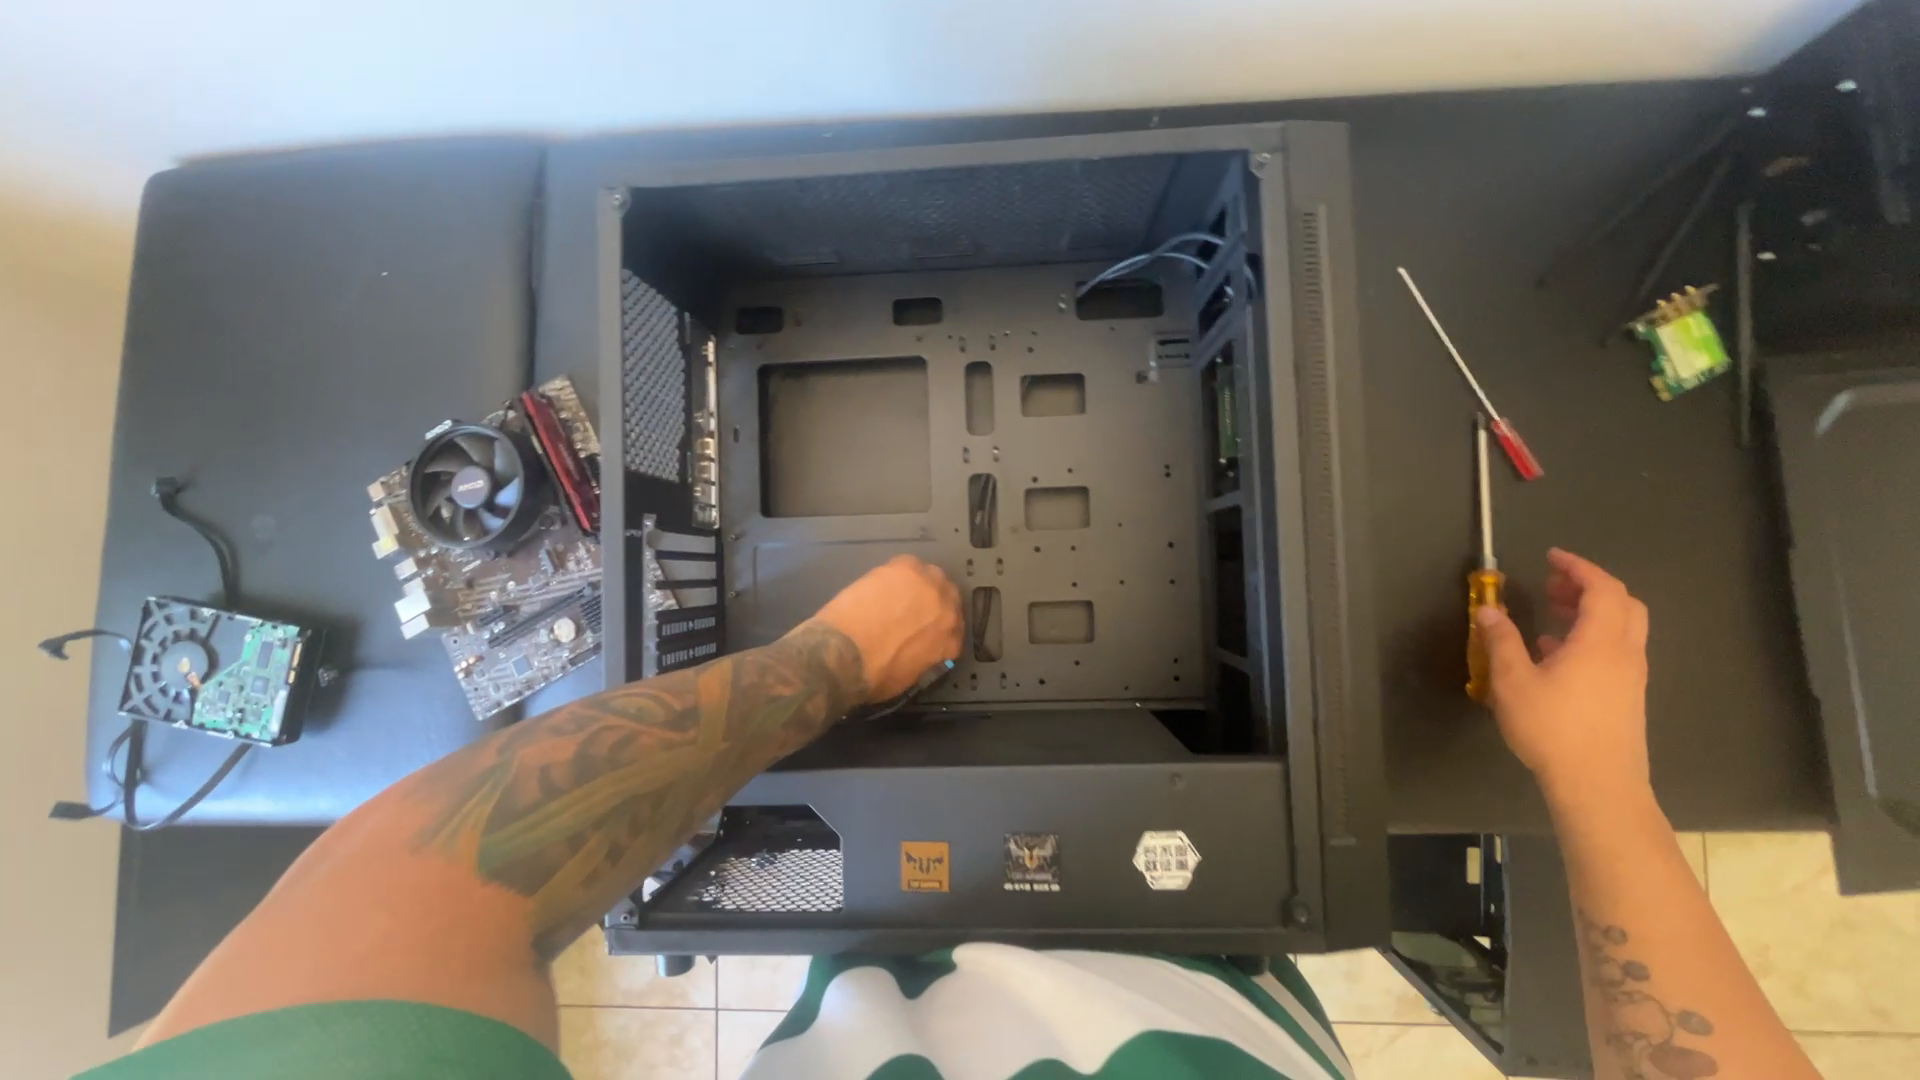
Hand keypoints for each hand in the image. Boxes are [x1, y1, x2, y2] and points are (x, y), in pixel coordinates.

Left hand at [803, 556, 962, 702]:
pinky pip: (909, 564)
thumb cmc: (874, 674)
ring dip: (920, 584)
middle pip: (949, 597)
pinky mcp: (905, 568)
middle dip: (934, 602)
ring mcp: (928, 586)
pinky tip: (884, 581)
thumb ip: (925, 658)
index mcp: (950, 642)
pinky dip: (899, 572)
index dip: (939, 628)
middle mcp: (947, 610)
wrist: (844, 653)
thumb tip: (921, 649)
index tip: (926, 628)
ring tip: (899, 592)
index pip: (955, 631)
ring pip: (933, 576)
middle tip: (913, 608)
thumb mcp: (909, 677)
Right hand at [1476, 548, 1651, 810]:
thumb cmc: (1552, 728)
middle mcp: (1624, 653)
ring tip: (1551, 613)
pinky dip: (1590, 636)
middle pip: (1623, 604)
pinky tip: (1556, 653)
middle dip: (1589, 586)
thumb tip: (1488, 610)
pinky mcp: (1627, 696)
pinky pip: (1615, 650)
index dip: (1578, 567)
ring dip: (1591, 611)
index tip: (1550, 557)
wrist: (1598, 784)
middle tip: (1552, 584)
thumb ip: (1501, 641)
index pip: (1602, 589)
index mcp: (1600, 642)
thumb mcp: (1513, 681)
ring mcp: (1630, 677)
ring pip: (1622, 628)